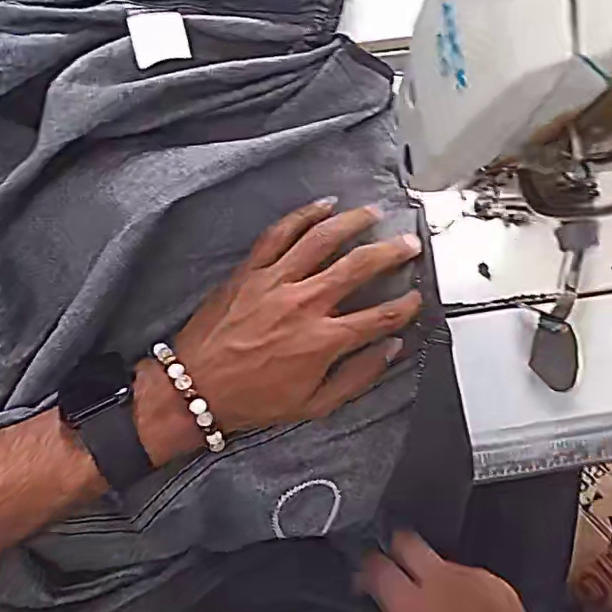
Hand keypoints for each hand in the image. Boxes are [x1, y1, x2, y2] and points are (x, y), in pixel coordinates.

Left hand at [134, 197, 422, 462]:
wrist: (196, 387)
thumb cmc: (251, 398)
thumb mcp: (313, 404)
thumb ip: (358, 376)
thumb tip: (389, 351)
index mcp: (323, 340)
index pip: (380, 316)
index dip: (405, 306)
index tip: (415, 298)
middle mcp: (303, 304)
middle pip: (360, 266)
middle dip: (392, 252)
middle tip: (408, 244)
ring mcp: (276, 282)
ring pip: (323, 239)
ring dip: (353, 222)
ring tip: (372, 214)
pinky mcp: (251, 271)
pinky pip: (280, 233)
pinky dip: (303, 216)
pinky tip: (322, 207)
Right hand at [359, 532, 586, 611]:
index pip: (376, 566)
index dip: (363, 574)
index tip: (363, 588)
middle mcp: (447, 585)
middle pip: (406, 540)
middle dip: (394, 556)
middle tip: (394, 584)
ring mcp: (480, 583)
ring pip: (439, 559)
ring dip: (429, 577)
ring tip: (435, 611)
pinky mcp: (505, 590)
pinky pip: (469, 576)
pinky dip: (458, 589)